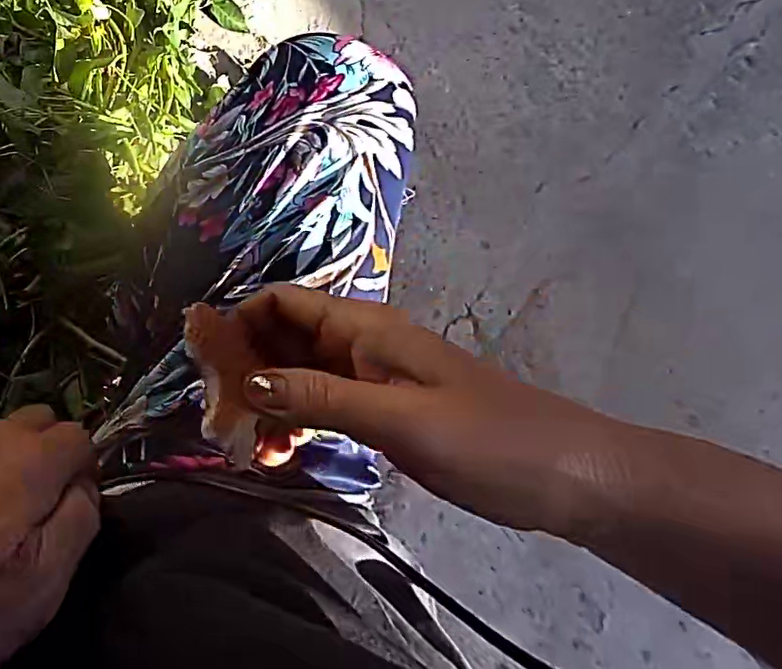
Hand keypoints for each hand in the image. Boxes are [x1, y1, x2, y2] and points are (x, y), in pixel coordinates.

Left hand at [0, 406, 99, 667]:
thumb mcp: (41, 584)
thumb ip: (80, 522)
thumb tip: (85, 487)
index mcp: (30, 454)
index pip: (82, 437)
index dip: (87, 474)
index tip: (72, 517)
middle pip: (43, 424)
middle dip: (54, 459)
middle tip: (40, 520)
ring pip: (5, 436)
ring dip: (17, 467)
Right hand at [236, 284, 638, 536]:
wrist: (573, 479)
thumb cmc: (489, 438)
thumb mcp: (399, 419)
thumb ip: (320, 398)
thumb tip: (248, 382)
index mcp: (361, 326)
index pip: (280, 302)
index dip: (239, 321)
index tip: (208, 361)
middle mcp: (355, 343)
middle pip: (279, 337)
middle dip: (244, 367)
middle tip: (220, 413)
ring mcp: (363, 377)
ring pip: (292, 373)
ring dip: (264, 400)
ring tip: (245, 441)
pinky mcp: (374, 409)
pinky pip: (315, 404)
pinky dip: (291, 421)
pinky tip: (279, 452)